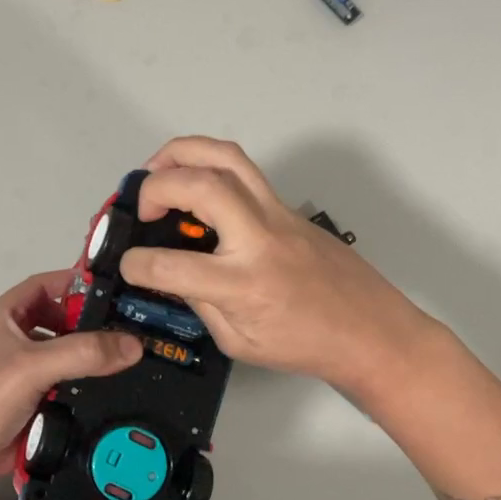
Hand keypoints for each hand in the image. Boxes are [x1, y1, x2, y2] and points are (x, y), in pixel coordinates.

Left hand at [0, 270, 141, 491]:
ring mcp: (19, 372)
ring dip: (87, 356)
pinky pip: (62, 384)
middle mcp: (10, 340)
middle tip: (128, 328)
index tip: (113, 290)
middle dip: (87, 322)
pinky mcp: (29, 401)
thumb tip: (134, 344)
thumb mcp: (33, 368)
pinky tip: (110, 389)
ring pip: (61, 354)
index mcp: (1, 318)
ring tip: (127, 358)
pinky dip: (83, 384)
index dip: (73, 282)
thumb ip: (83, 353)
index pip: (41, 285)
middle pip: (55, 319)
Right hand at [119, 137, 444, 398]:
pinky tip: (191, 188)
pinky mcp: (287, 207)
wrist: (373, 331)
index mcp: (244, 285)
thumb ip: (199, 303)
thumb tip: (170, 275)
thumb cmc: (306, 346)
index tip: (128, 265)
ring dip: (181, 153)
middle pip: (202, 184)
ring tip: (156, 171)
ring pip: (226, 157)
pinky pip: (243, 171)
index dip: (135, 264)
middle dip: (156, 187)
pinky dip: (207, 166)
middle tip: (142, 208)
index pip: (171, 264)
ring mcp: (277, 214)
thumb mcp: (238, 341)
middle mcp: (260, 238)